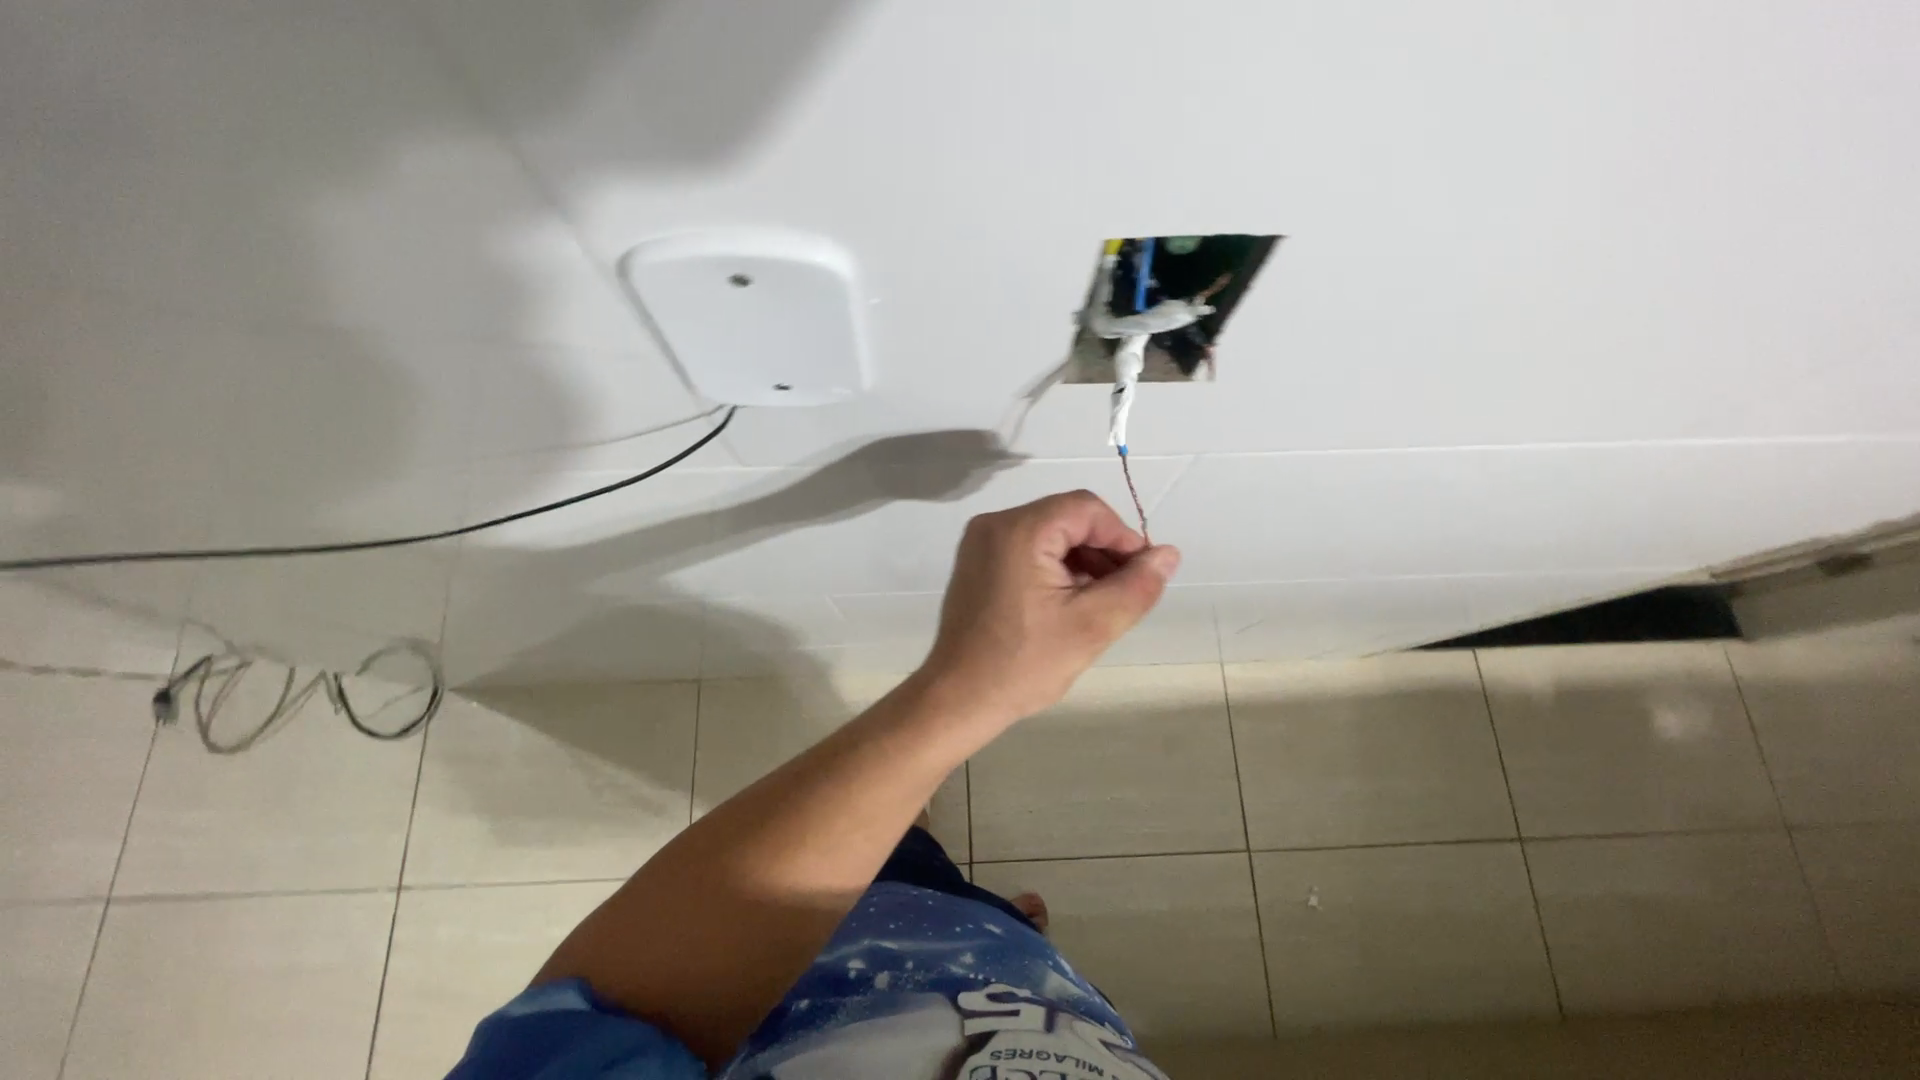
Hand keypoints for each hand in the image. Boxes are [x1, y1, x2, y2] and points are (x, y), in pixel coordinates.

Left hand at [916, 490, 1180, 725]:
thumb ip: (1136, 586)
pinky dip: (1055, 568)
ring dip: (1081, 561)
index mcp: (1020, 530)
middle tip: (1124, 593)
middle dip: (1103, 551)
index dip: (1122, 537)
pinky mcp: (977, 563)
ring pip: (1050, 534)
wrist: (958, 697)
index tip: (1142, 575)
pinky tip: (1069, 603)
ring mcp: (980, 543)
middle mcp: (995, 524)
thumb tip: (1167, 553)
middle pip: (1067, 518)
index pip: (1087, 509)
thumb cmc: (1024, 664)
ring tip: (1100, 603)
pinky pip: (1028, 549)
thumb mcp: (1092, 626)